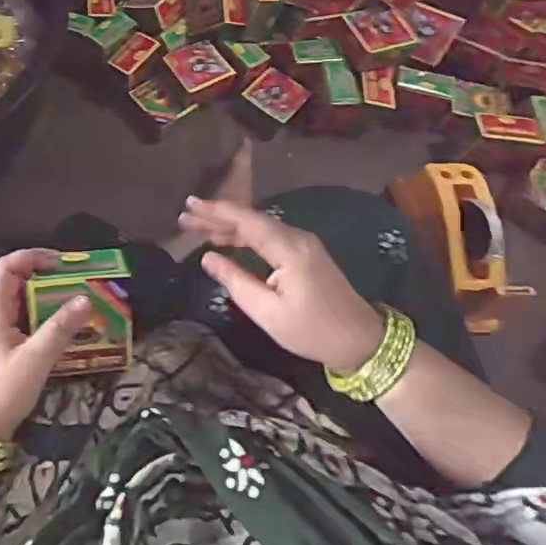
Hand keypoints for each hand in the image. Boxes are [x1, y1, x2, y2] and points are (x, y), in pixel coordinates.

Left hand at [0, 250, 93, 440]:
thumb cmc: (2, 391)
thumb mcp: (35, 359)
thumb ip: (60, 328)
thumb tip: (86, 299)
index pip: (6, 268)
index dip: (31, 257)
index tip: (60, 262)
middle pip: (17, 281)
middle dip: (46, 275)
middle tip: (76, 279)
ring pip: (24, 302)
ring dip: (49, 296)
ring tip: (77, 299)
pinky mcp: (6, 348)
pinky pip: (27, 321)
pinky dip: (47, 316)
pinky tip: (67, 326)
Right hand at [179, 197, 382, 373]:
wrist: (360, 341)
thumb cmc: (312, 331)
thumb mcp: (268, 312)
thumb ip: (235, 281)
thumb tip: (207, 258)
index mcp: (289, 249)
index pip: (247, 221)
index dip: (217, 211)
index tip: (190, 204)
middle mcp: (297, 238)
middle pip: (251, 219)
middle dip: (217, 216)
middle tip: (185, 215)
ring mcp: (303, 244)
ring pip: (259, 226)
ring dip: (228, 226)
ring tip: (197, 226)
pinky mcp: (304, 253)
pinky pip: (268, 236)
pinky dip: (244, 235)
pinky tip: (225, 240)